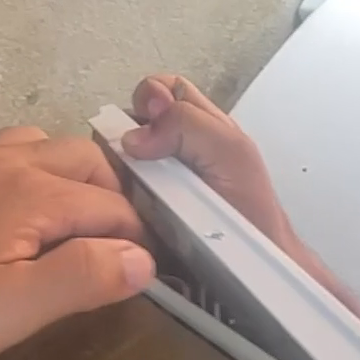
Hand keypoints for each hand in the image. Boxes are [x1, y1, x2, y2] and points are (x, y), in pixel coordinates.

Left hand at [0, 127, 156, 359]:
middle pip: (87, 162)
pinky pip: (7, 148)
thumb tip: (143, 258)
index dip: (137, 239)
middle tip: (118, 243)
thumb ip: (83, 277)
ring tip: (78, 216)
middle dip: (114, 197)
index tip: (144, 269)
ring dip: (74, 174)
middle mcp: (7, 163)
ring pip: (46, 145)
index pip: (111, 207)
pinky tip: (20, 200)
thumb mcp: (13, 308)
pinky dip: (34, 164)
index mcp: (33, 193)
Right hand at [119, 74, 297, 247]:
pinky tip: (120, 207)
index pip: (159, 89)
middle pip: (129, 121)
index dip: (148, 97)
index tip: (148, 119)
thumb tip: (132, 137)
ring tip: (128, 188)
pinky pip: (111, 192)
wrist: (251, 270)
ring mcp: (151, 179)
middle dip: (123, 133)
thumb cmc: (250, 212)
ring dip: (111, 168)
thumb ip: (188, 124)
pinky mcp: (136, 210)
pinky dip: (109, 195)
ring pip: (114, 156)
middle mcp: (169, 146)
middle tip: (138, 160)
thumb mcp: (230, 152)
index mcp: (197, 123)